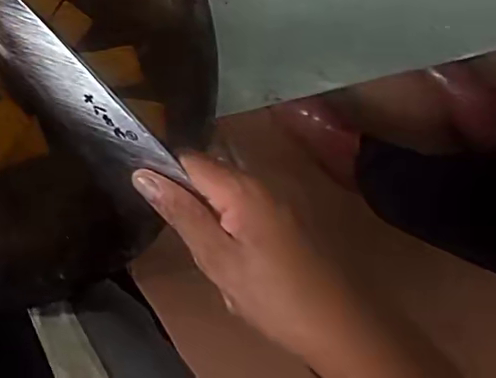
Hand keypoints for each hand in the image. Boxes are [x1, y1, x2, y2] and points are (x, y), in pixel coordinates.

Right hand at [134, 154, 456, 377]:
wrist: (353, 337)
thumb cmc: (277, 298)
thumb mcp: (218, 260)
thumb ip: (180, 213)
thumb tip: (142, 173)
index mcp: (239, 187)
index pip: (185, 158)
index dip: (165, 174)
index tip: (155, 203)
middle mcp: (260, 183)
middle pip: (206, 174)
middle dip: (190, 201)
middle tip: (191, 241)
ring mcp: (280, 201)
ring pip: (225, 195)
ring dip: (212, 217)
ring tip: (216, 256)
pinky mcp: (292, 221)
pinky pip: (247, 209)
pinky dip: (234, 226)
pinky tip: (241, 261)